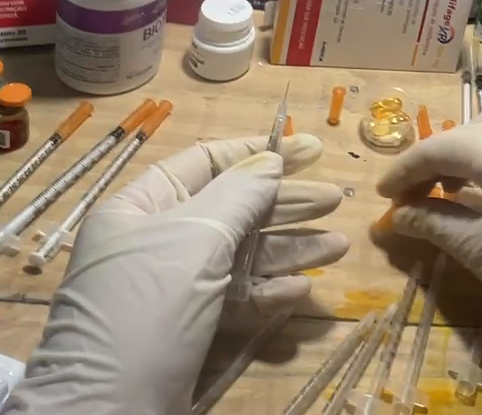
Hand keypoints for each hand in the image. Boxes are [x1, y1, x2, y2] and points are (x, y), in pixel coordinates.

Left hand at [9, 133, 349, 414]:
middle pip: (234, 208)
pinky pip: (237, 298)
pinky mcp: (190, 332)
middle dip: (286, 203)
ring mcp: (175, 290)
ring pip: (243, 255)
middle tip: (335, 198)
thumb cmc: (147, 311)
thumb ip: (240, 193)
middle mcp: (158, 243)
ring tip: (339, 245)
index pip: (207, 162)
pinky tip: (302, 290)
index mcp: (142, 209)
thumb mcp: (195, 239)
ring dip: (291, 249)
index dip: (259, 153)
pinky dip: (270, 292)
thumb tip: (270, 160)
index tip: (310, 150)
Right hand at [377, 62, 481, 412]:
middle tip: (410, 199)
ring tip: (446, 176)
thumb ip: (434, 222)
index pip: (444, 148)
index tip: (382, 196)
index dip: (408, 170)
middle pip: (471, 136)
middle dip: (435, 161)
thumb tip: (395, 215)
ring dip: (471, 143)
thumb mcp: (479, 251)